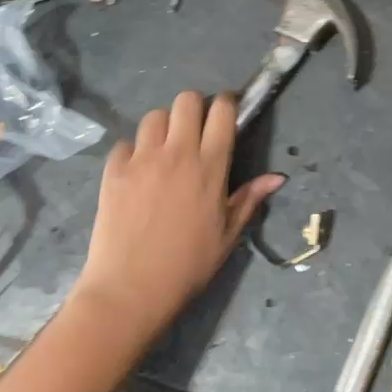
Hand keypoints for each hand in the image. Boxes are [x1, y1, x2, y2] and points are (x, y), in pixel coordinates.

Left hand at [75, 91, 284, 329]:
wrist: (130, 291)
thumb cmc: (187, 265)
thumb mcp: (227, 235)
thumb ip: (250, 199)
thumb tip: (278, 177)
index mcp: (209, 166)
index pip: (221, 111)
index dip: (225, 104)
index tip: (225, 113)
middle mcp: (177, 153)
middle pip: (186, 100)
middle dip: (193, 107)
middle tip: (194, 130)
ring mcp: (142, 160)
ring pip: (154, 116)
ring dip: (162, 127)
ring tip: (163, 149)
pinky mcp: (113, 171)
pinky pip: (124, 144)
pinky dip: (132, 152)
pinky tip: (136, 173)